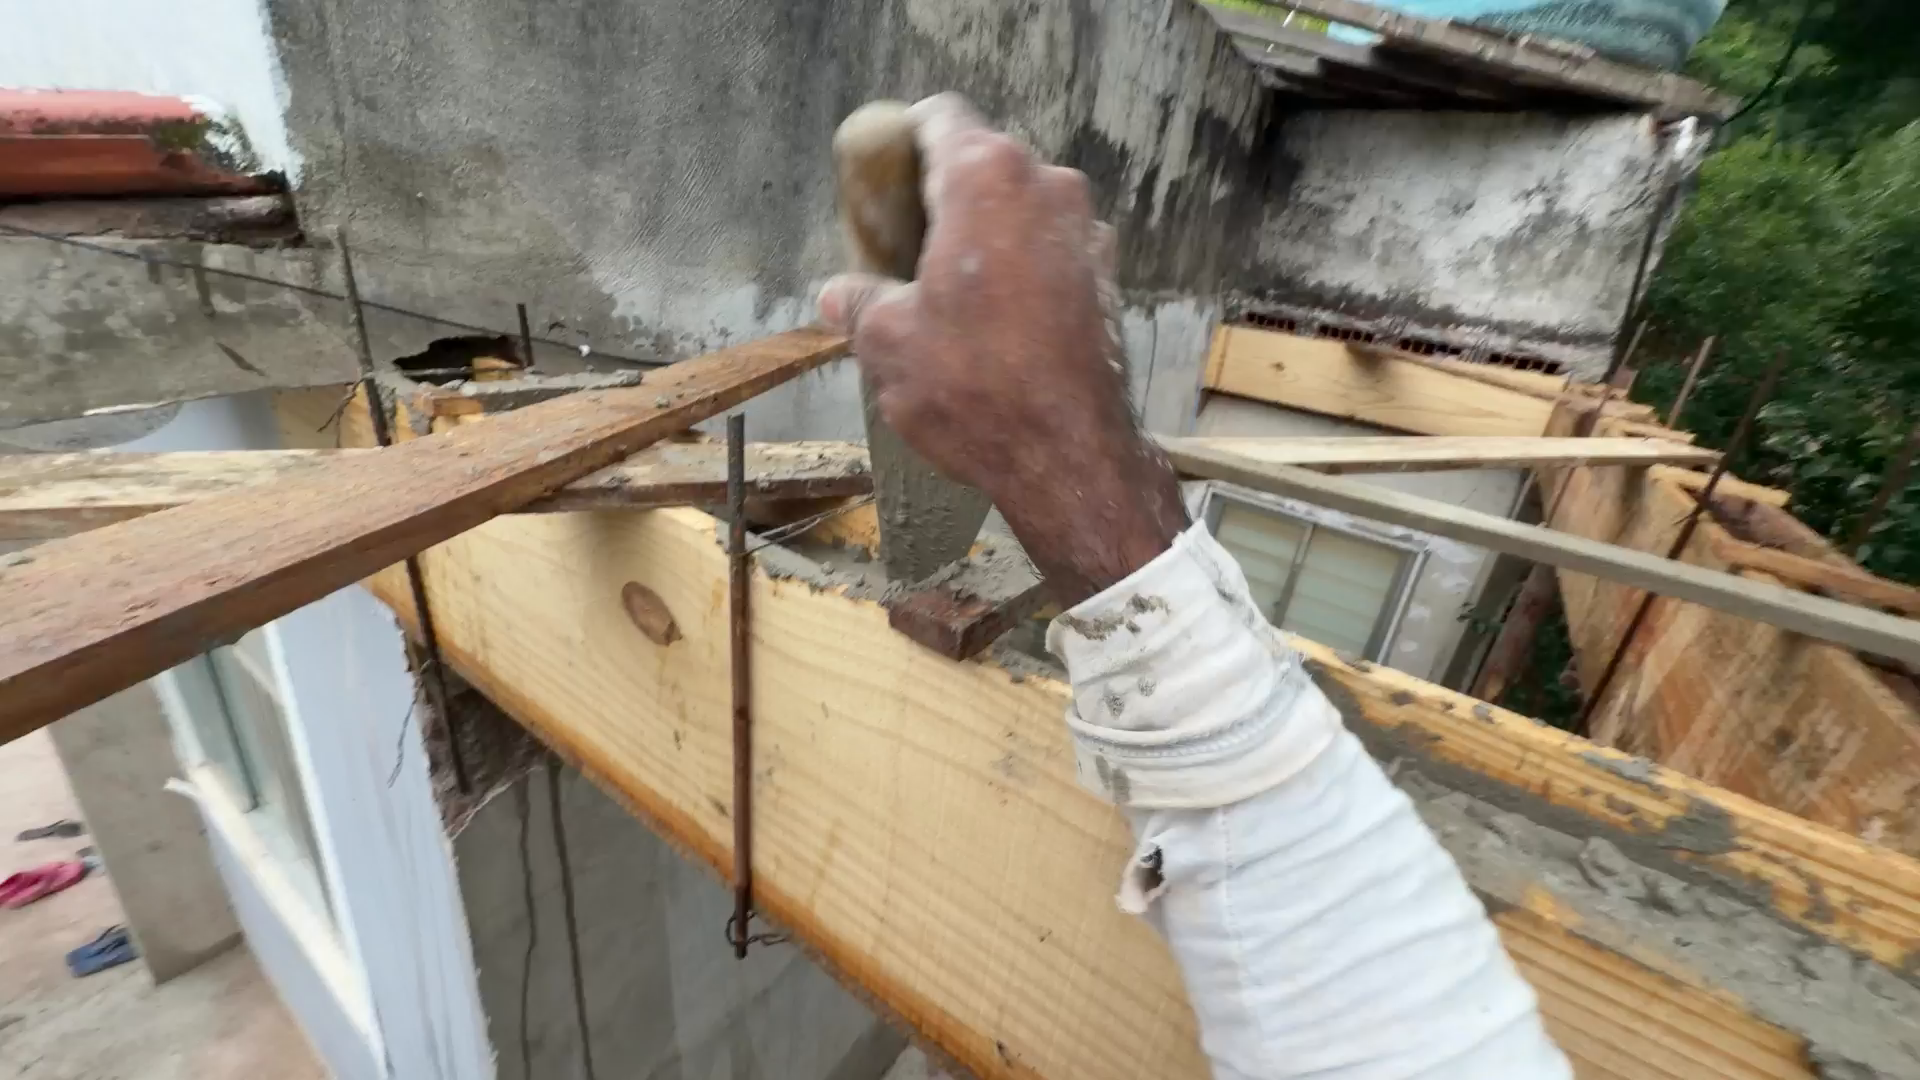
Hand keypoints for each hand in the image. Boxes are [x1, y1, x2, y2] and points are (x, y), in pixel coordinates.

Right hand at [818, 94, 1188, 603]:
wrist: (1067, 456)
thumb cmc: (972, 389)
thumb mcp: (888, 344)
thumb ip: (857, 303)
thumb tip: (835, 294)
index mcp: (986, 178)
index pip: (939, 119)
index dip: (904, 145)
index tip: (886, 190)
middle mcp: (1049, 186)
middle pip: (984, 166)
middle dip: (945, 200)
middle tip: (911, 254)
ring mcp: (1089, 234)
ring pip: (1023, 213)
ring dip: (988, 239)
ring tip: (956, 297)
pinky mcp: (1110, 281)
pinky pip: (1052, 253)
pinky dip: (1024, 270)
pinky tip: (1002, 324)